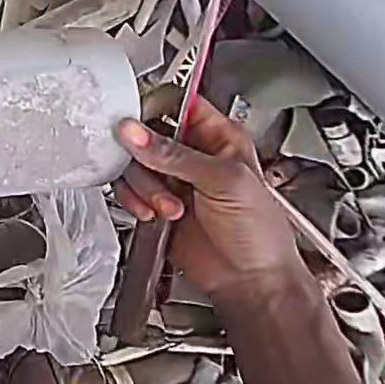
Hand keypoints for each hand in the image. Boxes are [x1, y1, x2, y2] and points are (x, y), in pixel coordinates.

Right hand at [112, 100, 310, 303]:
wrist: (249, 281)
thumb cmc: (259, 232)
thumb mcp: (222, 181)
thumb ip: (173, 154)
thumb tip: (133, 131)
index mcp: (217, 135)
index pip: (175, 102)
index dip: (152, 108)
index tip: (136, 124)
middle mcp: (191, 152)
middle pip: (143, 134)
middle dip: (146, 160)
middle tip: (161, 178)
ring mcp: (170, 177)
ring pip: (132, 163)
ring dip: (144, 187)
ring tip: (170, 206)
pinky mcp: (153, 200)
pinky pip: (126, 189)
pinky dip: (134, 202)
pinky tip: (154, 213)